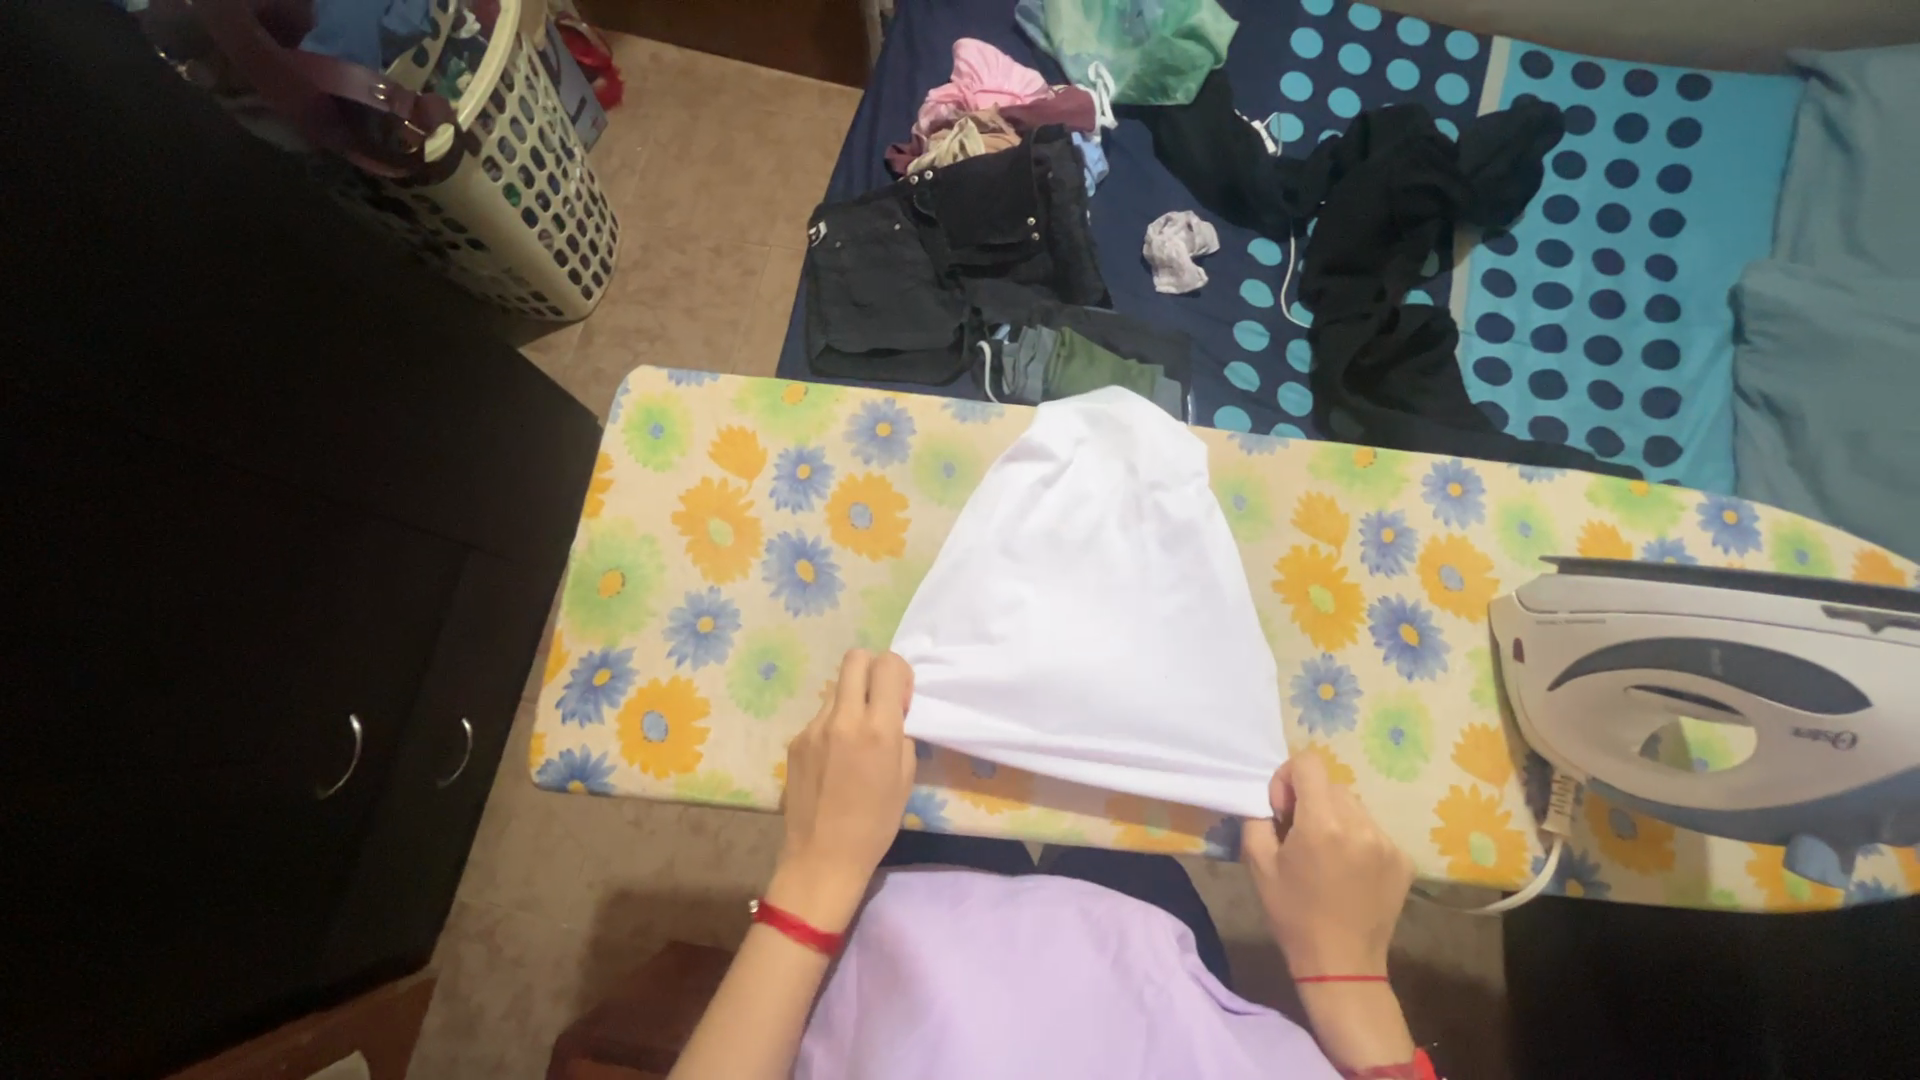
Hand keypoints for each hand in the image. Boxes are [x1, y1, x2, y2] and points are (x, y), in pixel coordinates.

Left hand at [768, 649, 917, 931]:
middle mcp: (843, 718)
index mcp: (878, 728)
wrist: (822, 858)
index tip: (902, 699)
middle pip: (856, 658)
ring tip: (856, 737)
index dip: (899, 674)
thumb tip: (893, 710)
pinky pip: (821, 717)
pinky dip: (834, 725)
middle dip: (873, 669)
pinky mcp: (795, 740)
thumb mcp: (905, 776)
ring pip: (837, 688)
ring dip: (852, 699)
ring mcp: (813, 727)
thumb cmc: (875, 823)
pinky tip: (836, 759)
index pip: (887, 664)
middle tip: (880, 701)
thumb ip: (900, 733)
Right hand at [1241, 752, 1413, 976]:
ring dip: (1334, 817)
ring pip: (1353, 805)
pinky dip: (1356, 838)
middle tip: (1299, 836)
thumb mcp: (1257, 862)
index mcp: (1322, 823)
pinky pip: (1373, 830)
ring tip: (1326, 854)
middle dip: (1310, 800)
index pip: (1308, 763)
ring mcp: (1387, 843)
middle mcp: (1361, 825)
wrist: (1341, 964)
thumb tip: (1273, 803)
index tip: (1282, 812)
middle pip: (1330, 784)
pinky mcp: (1404, 860)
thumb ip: (1259, 817)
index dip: (1287, 778)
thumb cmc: (1292, 913)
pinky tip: (1348, 870)